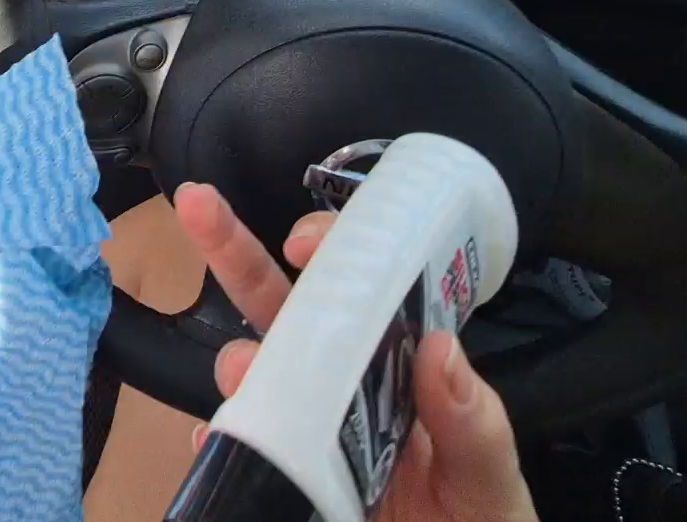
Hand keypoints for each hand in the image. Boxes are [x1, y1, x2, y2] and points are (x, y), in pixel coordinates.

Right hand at [173, 183, 538, 521]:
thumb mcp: (491, 484)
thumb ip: (475, 426)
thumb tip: (441, 348)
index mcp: (386, 355)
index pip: (351, 278)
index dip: (324, 244)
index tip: (302, 243)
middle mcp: (330, 371)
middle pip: (272, 296)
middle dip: (230, 244)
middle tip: (195, 202)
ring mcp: (295, 418)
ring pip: (247, 365)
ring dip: (234, 360)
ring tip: (242, 378)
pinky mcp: (271, 467)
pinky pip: (232, 443)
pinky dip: (216, 440)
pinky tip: (213, 446)